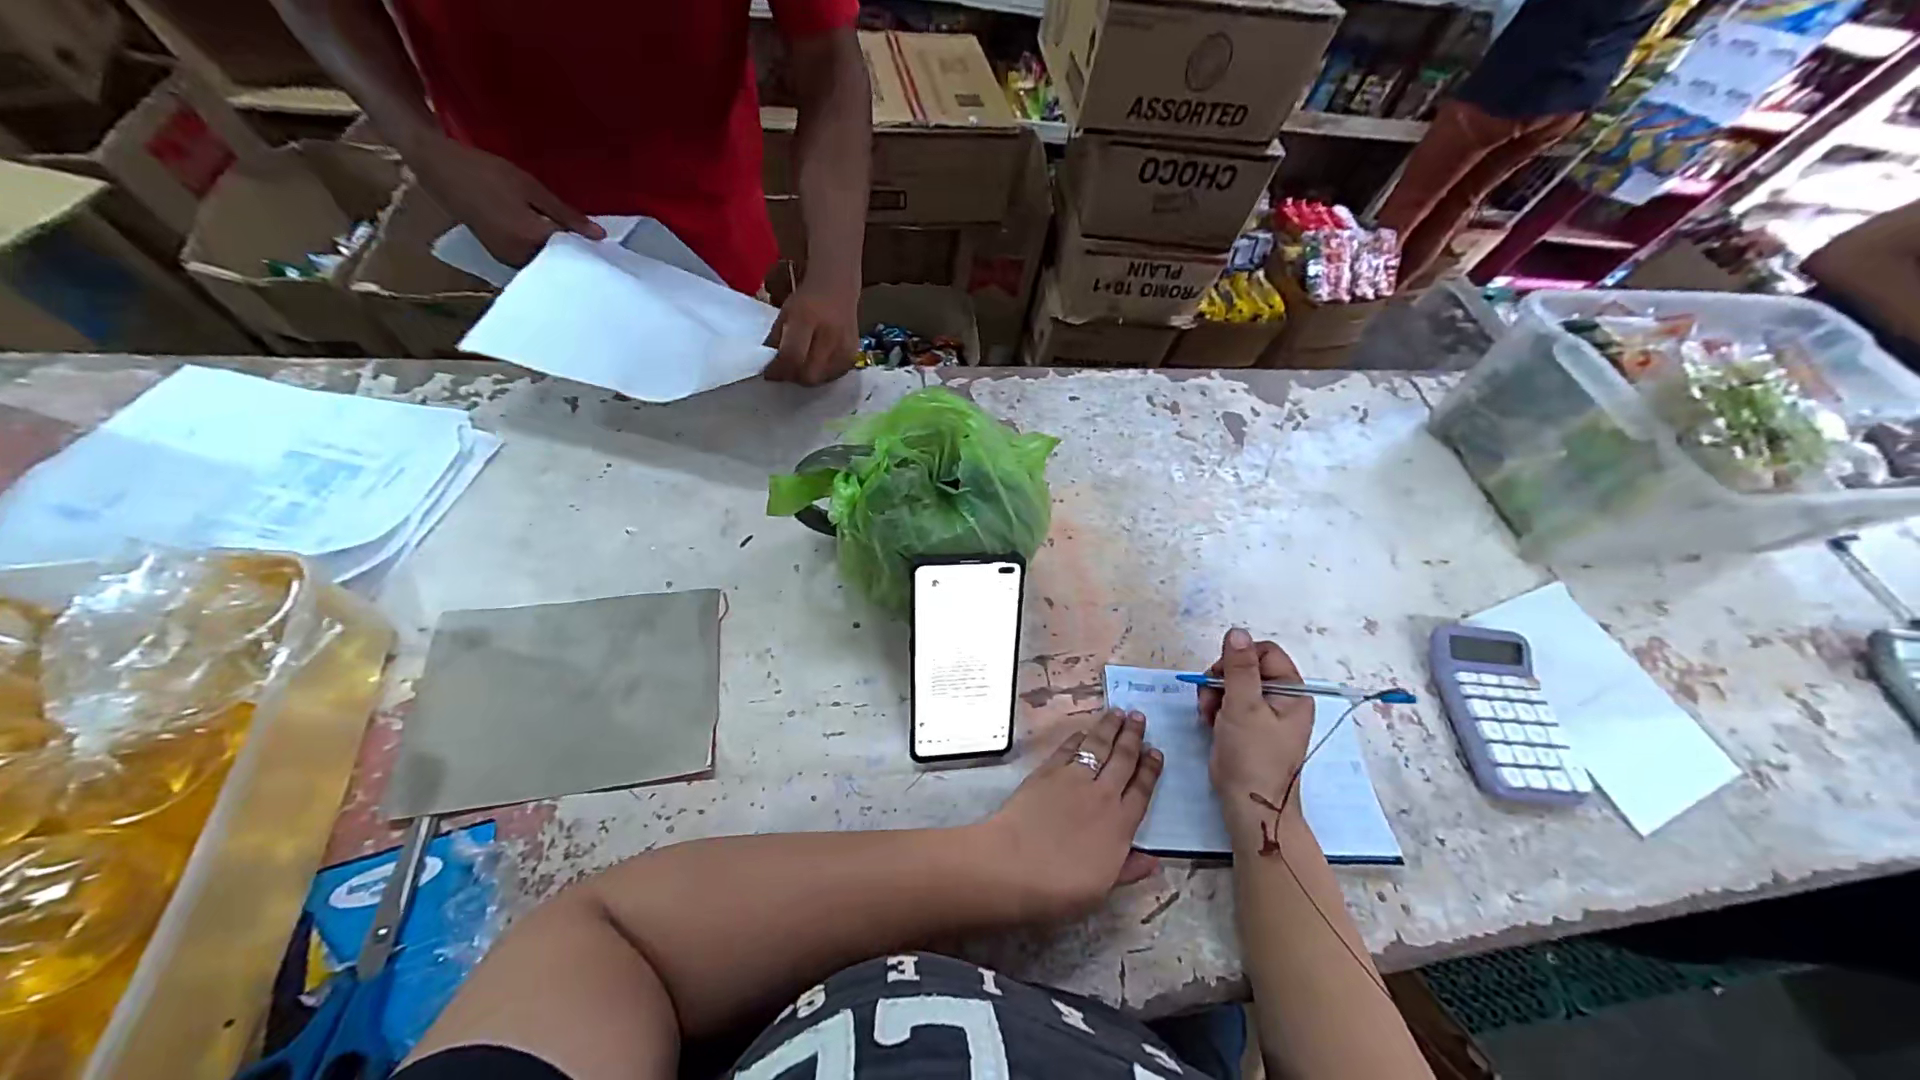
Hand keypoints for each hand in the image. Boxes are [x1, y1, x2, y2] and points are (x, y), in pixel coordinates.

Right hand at [405, 132, 603, 267]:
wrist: (439, 167)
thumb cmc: (486, 172)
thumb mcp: (531, 188)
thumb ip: (566, 215)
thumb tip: (599, 236)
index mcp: (528, 237)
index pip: (572, 254)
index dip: (590, 252)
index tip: (607, 251)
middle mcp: (517, 255)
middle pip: (559, 265)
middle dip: (577, 260)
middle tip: (598, 253)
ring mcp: (506, 259)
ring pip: (544, 266)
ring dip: (560, 260)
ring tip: (580, 251)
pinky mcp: (499, 258)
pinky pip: (530, 263)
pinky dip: (544, 258)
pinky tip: (554, 249)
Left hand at [764, 276, 857, 385]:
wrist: (838, 289)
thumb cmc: (807, 301)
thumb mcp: (785, 314)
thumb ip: (776, 340)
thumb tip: (769, 368)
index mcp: (808, 318)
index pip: (792, 357)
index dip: (778, 370)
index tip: (769, 373)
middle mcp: (830, 334)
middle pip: (808, 374)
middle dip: (793, 377)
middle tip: (784, 371)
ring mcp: (845, 347)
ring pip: (820, 379)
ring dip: (806, 378)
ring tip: (799, 366)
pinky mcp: (853, 356)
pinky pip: (832, 377)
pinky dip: (820, 375)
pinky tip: (815, 364)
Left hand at [980, 710, 1163, 919]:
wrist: (1012, 865)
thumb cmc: (1059, 888)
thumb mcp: (1102, 888)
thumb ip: (1128, 869)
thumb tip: (1155, 860)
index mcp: (1120, 825)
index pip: (1141, 790)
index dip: (1150, 769)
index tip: (1156, 751)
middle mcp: (1101, 795)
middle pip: (1122, 759)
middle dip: (1133, 737)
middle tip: (1139, 717)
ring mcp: (1073, 779)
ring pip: (1097, 746)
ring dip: (1108, 727)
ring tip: (1118, 713)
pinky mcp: (1046, 772)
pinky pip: (1067, 749)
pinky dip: (1078, 738)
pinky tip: (1083, 732)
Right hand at [1198, 628, 1313, 821]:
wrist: (1250, 804)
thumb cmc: (1252, 755)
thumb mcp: (1244, 706)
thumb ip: (1239, 667)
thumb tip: (1237, 632)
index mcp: (1292, 693)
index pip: (1265, 653)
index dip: (1240, 657)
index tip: (1221, 673)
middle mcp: (1281, 700)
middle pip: (1246, 667)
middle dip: (1222, 678)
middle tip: (1210, 696)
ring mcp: (1264, 715)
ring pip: (1232, 685)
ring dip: (1214, 694)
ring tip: (1208, 714)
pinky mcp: (1247, 727)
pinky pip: (1228, 703)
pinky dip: (1215, 708)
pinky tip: (1209, 722)